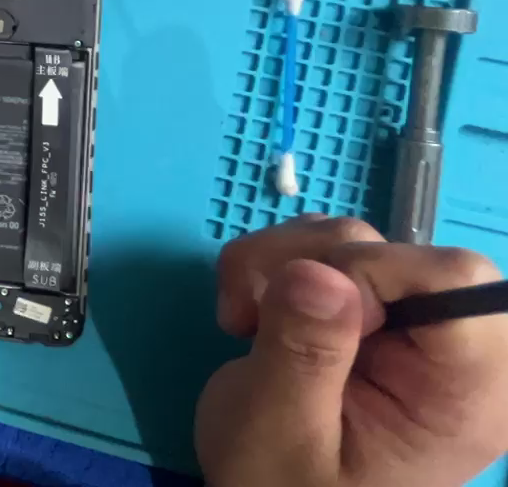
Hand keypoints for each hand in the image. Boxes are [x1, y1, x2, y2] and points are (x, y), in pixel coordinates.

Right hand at [195, 216, 507, 486]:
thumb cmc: (277, 480)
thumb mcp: (279, 422)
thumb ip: (304, 351)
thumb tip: (319, 273)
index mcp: (457, 393)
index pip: (458, 281)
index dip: (372, 272)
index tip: (305, 310)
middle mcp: (443, 351)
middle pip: (393, 249)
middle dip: (305, 260)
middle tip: (255, 312)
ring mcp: (399, 329)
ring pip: (345, 239)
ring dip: (273, 260)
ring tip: (243, 313)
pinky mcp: (357, 313)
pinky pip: (316, 249)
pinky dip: (267, 262)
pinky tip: (250, 307)